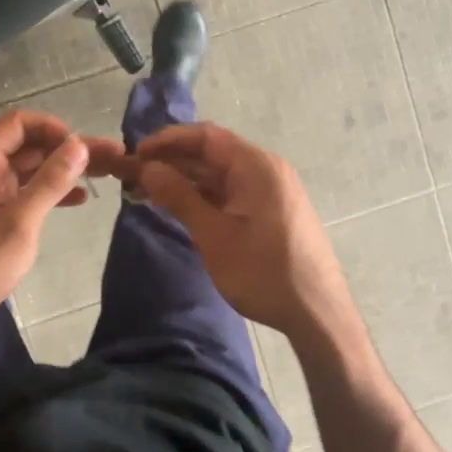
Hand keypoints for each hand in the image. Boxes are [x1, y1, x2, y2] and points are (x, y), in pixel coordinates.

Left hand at [0, 110, 124, 335]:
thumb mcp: (19, 224)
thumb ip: (49, 182)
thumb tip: (79, 144)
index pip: (19, 123)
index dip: (54, 128)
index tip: (84, 146)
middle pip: (28, 144)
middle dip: (67, 148)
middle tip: (111, 157)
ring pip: (28, 167)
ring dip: (62, 170)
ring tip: (106, 174)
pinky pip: (22, 189)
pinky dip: (48, 191)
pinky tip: (80, 198)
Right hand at [130, 123, 350, 338]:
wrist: (317, 314)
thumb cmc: (264, 272)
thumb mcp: (214, 235)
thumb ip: (179, 197)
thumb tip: (148, 168)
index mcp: (256, 166)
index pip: (206, 136)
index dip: (168, 140)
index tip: (136, 153)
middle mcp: (266, 169)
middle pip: (212, 153)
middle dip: (173, 161)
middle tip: (134, 176)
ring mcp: (271, 191)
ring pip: (221, 174)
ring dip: (186, 180)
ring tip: (148, 192)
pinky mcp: (272, 211)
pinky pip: (232, 191)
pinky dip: (204, 196)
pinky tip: (180, 206)